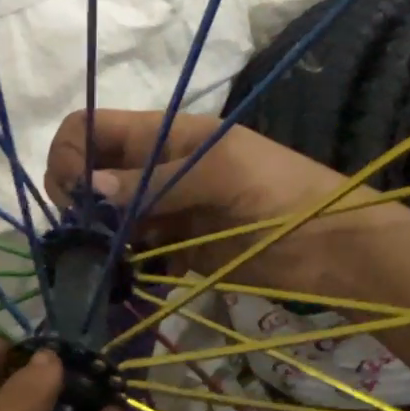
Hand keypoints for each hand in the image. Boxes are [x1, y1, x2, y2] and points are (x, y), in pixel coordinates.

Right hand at [44, 109, 405, 287]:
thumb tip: (89, 188)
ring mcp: (164, 209)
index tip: (76, 197)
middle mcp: (153, 166)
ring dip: (98, 238)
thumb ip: (153, 180)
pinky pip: (134, 252)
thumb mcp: (219, 171)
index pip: (89, 127)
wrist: (339, 249)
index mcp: (160, 132)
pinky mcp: (178, 249)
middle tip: (90, 236)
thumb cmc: (280, 191)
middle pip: (91, 172)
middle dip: (79, 200)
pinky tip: (127, 283)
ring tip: (107, 266)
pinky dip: (123, 266)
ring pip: (109, 215)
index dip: (70, 155)